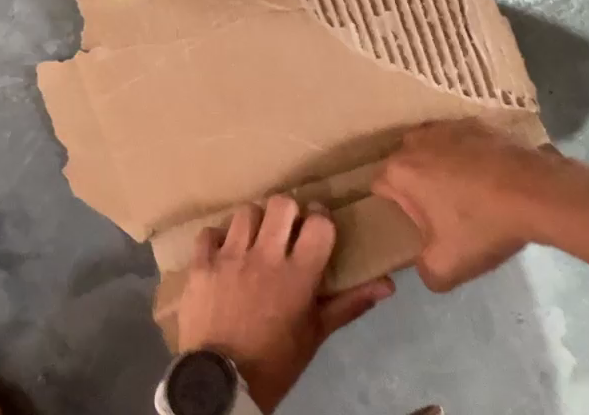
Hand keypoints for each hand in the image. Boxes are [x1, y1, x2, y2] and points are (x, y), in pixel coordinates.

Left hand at [176, 195, 394, 411]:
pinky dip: (217, 239)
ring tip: (254, 241)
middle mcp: (264, 257)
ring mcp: (230, 258)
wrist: (223, 384)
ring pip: (245, 212)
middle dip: (287, 212)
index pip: (319, 223)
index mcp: (298, 275)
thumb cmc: (276, 361)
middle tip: (286, 229)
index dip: (321, 217)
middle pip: (281, 204)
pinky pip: (209, 232)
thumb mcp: (316, 334)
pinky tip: (223, 253)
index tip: (316, 225)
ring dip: (253, 223)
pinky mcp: (201, 264)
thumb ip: (350, 303)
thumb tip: (387, 285)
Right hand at [371, 119, 570, 290]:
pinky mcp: (475, 123)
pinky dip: (466, 154)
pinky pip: (459, 140)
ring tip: (464, 191)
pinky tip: (487, 176)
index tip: (414, 224)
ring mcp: (446, 127)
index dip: (393, 207)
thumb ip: (424, 271)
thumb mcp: (447, 268)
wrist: (537, 193)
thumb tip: (424, 266)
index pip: (379, 186)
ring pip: (430, 148)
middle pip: (404, 164)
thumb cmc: (482, 226)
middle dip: (415, 183)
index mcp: (400, 171)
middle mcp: (415, 141)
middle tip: (440, 211)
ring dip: (438, 165)